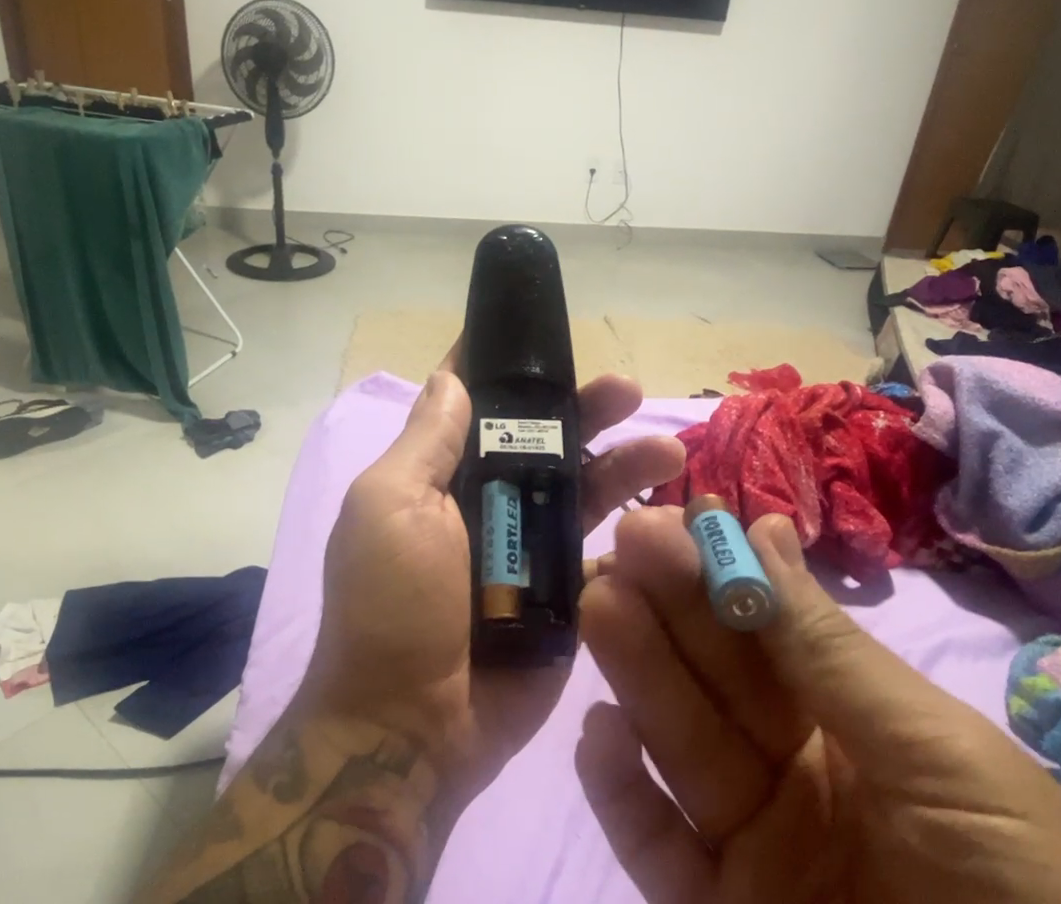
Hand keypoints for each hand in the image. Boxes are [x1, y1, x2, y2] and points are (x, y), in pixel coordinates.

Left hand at [301, 369, 685, 822]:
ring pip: (583, 491)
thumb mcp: (391, 507)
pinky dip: (636, 530)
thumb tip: (452, 378)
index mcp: (438, 479)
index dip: (506, 370)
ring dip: (623, 463)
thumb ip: (426, 442)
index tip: (545, 335)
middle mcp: (486, 506)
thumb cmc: (393, 604)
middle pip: (543, 443)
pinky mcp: (564, 598)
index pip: (475, 407)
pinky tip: (669, 513)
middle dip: (585, 412)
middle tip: (630, 391)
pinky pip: (605, 553)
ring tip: (668, 446)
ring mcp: (528, 553)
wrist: (412, 726)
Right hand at [577, 508, 1060, 903]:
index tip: (675, 520)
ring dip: (636, 672)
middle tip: (621, 545)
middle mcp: (796, 771)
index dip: (722, 576)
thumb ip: (828, 649)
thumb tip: (762, 529)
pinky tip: (600, 731)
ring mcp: (754, 842)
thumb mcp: (934, 747)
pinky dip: (620, 791)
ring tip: (601, 602)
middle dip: (668, 607)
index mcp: (855, 723)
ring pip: (680, 744)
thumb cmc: (1025, 873)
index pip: (770, 637)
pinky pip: (656, 846)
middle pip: (716, 681)